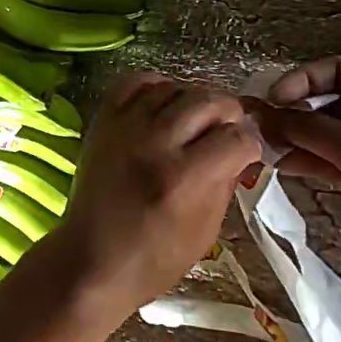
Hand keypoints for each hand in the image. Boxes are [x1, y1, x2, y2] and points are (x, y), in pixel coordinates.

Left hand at [49, 72, 259, 322]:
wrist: (90, 259)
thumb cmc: (152, 258)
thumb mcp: (205, 230)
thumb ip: (226, 181)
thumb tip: (241, 148)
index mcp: (183, 179)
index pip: (237, 138)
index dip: (250, 145)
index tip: (246, 153)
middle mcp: (155, 144)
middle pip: (210, 101)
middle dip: (230, 115)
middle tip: (226, 132)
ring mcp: (126, 127)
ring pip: (176, 87)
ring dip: (194, 102)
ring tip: (194, 123)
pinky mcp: (104, 120)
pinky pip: (137, 82)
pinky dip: (157, 88)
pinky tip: (164, 107)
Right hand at [252, 57, 340, 278]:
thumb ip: (306, 128)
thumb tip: (263, 114)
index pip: (339, 70)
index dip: (303, 79)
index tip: (272, 99)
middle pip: (330, 102)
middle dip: (294, 111)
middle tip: (259, 127)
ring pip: (328, 136)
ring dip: (297, 140)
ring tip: (262, 149)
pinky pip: (333, 162)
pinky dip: (309, 162)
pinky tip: (280, 166)